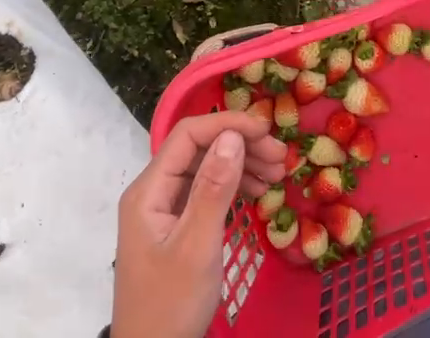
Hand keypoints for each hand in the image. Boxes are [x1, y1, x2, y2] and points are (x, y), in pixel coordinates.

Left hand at [112, 112, 287, 337]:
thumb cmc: (172, 304)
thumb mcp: (198, 246)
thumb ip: (214, 188)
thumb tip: (233, 136)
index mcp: (149, 190)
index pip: (188, 135)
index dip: (227, 125)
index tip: (267, 131)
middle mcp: (153, 192)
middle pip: (199, 149)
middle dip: (240, 146)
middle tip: (281, 158)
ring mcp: (164, 210)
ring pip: (206, 168)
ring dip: (242, 165)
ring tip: (277, 174)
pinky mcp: (176, 228)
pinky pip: (207, 192)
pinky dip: (234, 187)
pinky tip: (259, 192)